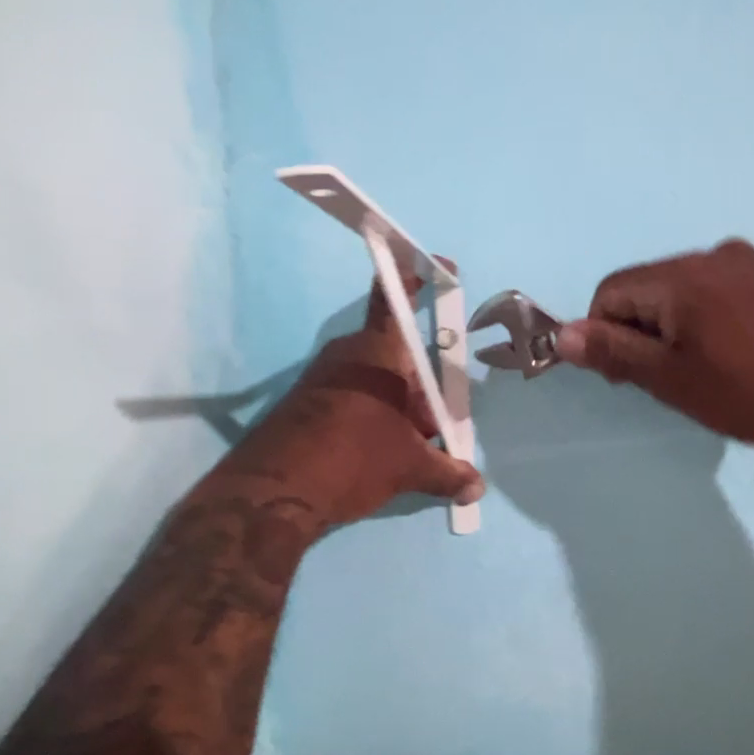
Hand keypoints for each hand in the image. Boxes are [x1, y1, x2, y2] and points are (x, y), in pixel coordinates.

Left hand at [212, 259, 484, 526]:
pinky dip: (372, 423)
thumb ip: (447, 472)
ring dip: (398, 413)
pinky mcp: (305, 406)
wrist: (276, 491)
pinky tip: (379, 459)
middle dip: (421, 393)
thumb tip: (476, 487)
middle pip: (397, 361)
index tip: (438, 264)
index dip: (414, 275)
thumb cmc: (353, 458)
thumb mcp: (409, 467)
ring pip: (375, 386)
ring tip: (410, 454)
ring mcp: (322, 380)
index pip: (395, 298)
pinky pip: (352, 403)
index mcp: (379, 352)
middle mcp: (348, 356)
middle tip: (435, 431)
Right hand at [558, 240, 753, 448]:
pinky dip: (719, 321)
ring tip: (708, 373)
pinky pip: (731, 293)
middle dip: (642, 330)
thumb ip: (615, 352)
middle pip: (651, 287)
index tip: (624, 375)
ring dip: (680, 327)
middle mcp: (718, 255)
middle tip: (664, 381)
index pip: (612, 291)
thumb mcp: (674, 381)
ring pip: (692, 292)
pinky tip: (747, 358)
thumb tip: (562, 334)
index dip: (602, 333)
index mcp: (683, 277)